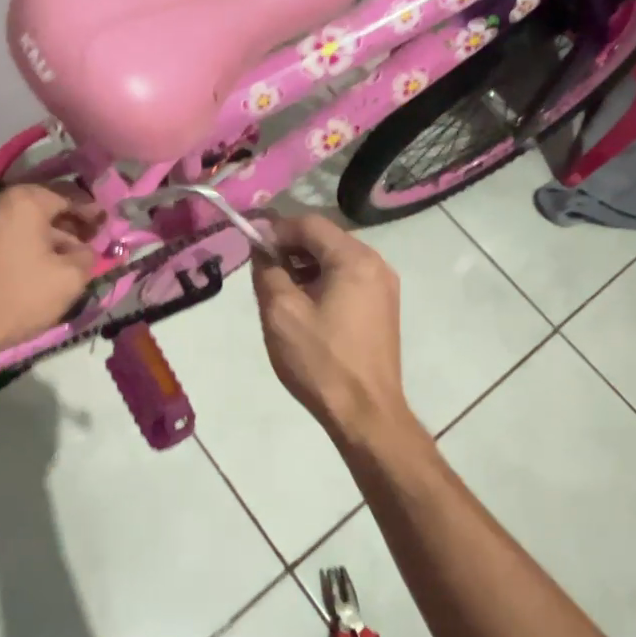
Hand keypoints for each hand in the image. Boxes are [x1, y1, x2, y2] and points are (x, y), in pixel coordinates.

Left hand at [0, 184, 98, 360]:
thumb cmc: (19, 296)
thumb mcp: (69, 278)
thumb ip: (87, 257)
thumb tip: (85, 250)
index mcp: (24, 200)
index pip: (68, 196)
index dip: (91, 212)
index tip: (107, 226)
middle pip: (44, 207)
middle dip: (70, 226)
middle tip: (91, 243)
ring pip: (25, 223)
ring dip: (49, 238)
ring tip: (70, 261)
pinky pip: (8, 236)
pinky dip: (28, 246)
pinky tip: (42, 267)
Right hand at [250, 215, 411, 442]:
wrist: (365, 413)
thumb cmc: (320, 361)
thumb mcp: (281, 312)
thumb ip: (267, 270)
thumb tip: (261, 247)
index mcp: (354, 259)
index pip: (309, 223)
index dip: (275, 230)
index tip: (251, 249)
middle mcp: (376, 264)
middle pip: (325, 239)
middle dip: (290, 248)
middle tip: (263, 272)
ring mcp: (384, 287)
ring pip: (336, 259)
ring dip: (305, 267)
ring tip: (280, 293)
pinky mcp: (383, 308)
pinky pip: (348, 279)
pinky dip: (323, 282)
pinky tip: (305, 308)